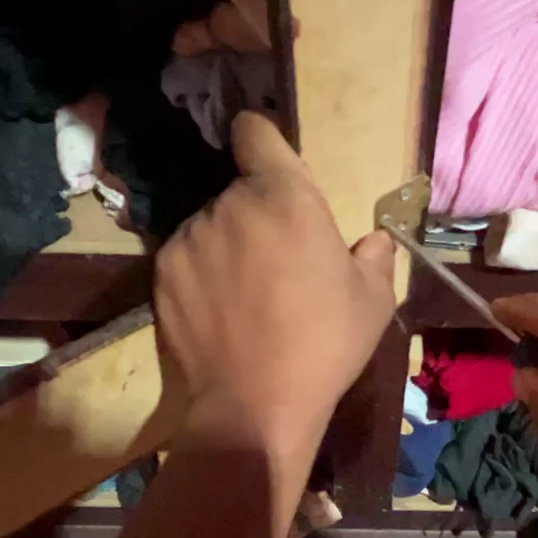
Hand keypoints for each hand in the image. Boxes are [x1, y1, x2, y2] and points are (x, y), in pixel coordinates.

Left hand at [154, 111, 396, 458]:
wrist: (256, 405)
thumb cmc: (325, 346)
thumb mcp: (373, 303)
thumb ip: (375, 258)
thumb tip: (374, 242)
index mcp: (285, 197)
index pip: (256, 132)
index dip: (263, 144)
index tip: (272, 170)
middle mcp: (230, 204)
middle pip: (240, 191)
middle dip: (258, 216)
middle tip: (279, 266)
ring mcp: (190, 238)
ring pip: (212, 226)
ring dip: (228, 246)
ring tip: (247, 297)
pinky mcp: (162, 273)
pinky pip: (188, 258)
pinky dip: (202, 275)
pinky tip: (221, 314)